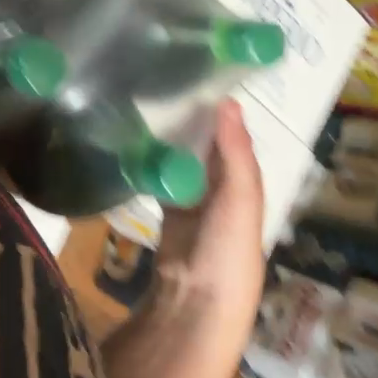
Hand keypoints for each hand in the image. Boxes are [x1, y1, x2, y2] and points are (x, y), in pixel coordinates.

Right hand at [103, 101, 266, 377]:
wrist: (195, 307)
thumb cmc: (226, 252)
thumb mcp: (239, 202)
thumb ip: (234, 156)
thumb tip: (228, 100)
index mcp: (246, 188)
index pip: (233, 139)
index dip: (220, 108)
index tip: (196, 70)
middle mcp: (221, 193)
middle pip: (205, 147)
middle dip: (188, 117)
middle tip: (159, 77)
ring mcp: (191, 204)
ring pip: (181, 160)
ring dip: (168, 136)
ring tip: (142, 100)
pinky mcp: (165, 214)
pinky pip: (159, 177)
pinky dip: (150, 159)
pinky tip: (132, 141)